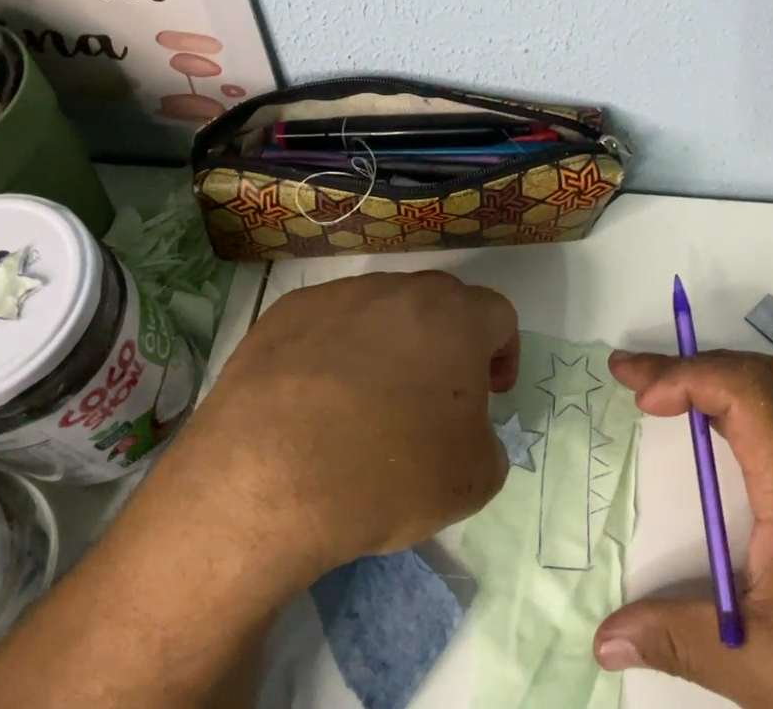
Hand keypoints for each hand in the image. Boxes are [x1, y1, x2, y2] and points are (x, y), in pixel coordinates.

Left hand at [162, 271, 519, 576]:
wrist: (269, 479)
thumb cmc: (388, 474)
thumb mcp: (474, 480)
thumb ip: (488, 442)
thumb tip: (464, 432)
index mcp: (454, 318)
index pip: (497, 313)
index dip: (503, 352)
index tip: (490, 393)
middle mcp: (396, 292)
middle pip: (437, 303)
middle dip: (447, 342)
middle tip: (435, 396)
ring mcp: (334, 298)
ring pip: (378, 309)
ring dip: (388, 344)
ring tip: (368, 402)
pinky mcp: (281, 315)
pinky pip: (325, 324)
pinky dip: (333, 352)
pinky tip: (317, 401)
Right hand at [593, 350, 772, 708]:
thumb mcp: (764, 669)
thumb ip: (679, 641)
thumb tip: (604, 638)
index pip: (745, 391)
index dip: (686, 376)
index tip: (639, 396)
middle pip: (766, 374)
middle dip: (695, 366)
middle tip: (638, 378)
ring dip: (737, 376)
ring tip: (688, 392)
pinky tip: (760, 434)